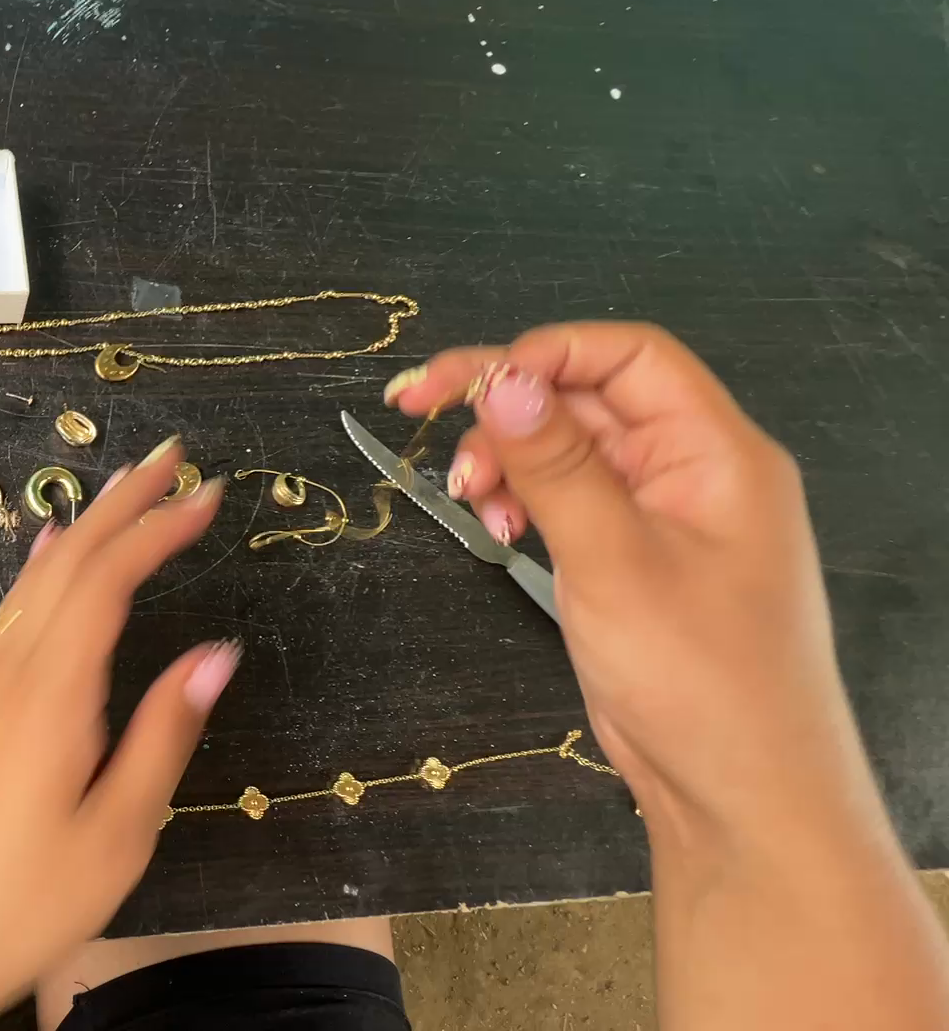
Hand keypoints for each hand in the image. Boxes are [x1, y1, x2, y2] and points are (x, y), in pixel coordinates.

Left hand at [0, 438, 236, 1030]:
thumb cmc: (31, 896)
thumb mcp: (120, 828)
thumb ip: (165, 732)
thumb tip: (217, 653)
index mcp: (54, 690)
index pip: (109, 578)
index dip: (158, 528)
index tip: (206, 494)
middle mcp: (14, 666)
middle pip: (69, 558)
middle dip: (121, 501)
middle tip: (170, 457)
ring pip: (38, 577)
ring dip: (84, 524)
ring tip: (123, 487)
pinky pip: (14, 607)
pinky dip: (43, 565)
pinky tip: (50, 549)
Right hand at [384, 323, 948, 1029]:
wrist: (730, 786)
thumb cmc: (692, 672)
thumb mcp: (612, 559)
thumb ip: (554, 464)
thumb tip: (497, 380)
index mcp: (712, 453)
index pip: (626, 358)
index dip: (537, 354)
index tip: (451, 383)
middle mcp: (685, 468)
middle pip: (581, 399)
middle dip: (498, 408)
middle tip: (413, 413)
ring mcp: (652, 511)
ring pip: (559, 448)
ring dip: (500, 459)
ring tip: (466, 498)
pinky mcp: (621, 549)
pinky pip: (558, 495)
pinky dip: (514, 499)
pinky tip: (493, 527)